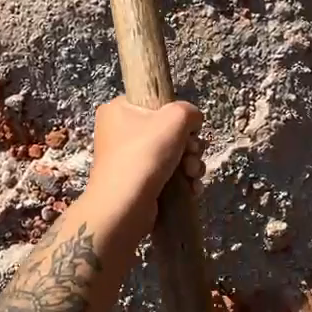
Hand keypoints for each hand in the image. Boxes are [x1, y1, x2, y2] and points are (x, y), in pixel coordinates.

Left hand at [86, 97, 202, 210]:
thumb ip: (189, 111)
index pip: (155, 103)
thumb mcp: (174, 118)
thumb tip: (193, 122)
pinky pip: (168, 174)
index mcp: (118, 110)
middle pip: (168, 131)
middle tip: (190, 153)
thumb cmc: (144, 155)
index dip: (176, 116)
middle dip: (188, 145)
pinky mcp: (138, 183)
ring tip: (191, 173)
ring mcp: (128, 160)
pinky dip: (182, 180)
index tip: (186, 129)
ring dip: (190, 163)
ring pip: (172, 154)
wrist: (124, 207)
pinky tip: (191, 187)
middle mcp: (120, 133)